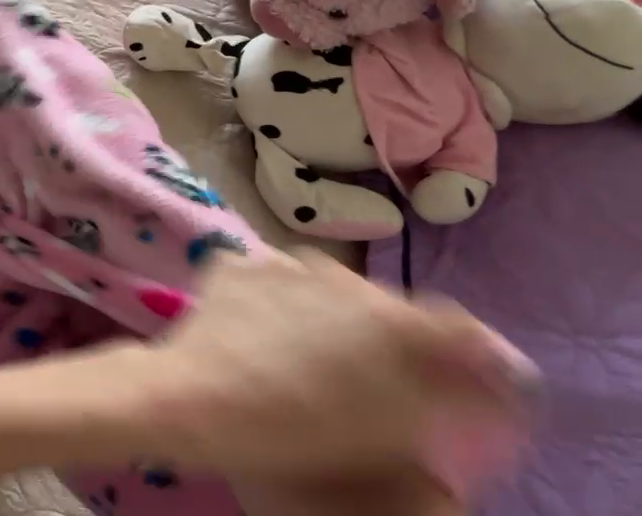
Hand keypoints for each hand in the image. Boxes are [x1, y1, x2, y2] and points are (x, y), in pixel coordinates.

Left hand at [140, 249, 532, 478]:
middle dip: (392, 337)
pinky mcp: (235, 265)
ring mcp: (284, 265)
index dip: (469, 360)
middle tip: (374, 375)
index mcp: (403, 322)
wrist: (203, 399)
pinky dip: (275, 300)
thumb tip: (489, 376)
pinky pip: (270, 280)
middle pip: (388, 306)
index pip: (462, 331)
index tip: (464, 385)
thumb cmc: (307, 427)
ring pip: (326, 287)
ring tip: (311, 351)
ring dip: (329, 312)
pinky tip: (263, 328)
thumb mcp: (402, 427)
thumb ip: (451, 393)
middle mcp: (347, 279)